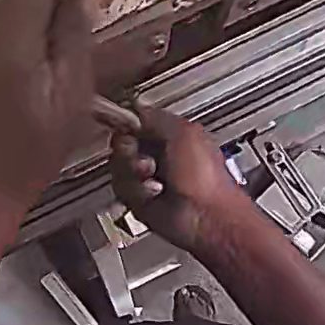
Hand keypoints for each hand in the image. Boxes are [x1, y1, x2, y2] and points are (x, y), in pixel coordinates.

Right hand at [108, 102, 257, 255]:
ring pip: (118, 165)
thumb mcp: (183, 132)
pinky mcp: (139, 198)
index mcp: (173, 136)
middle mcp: (159, 156)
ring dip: (134, 171)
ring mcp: (148, 177)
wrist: (205, 217)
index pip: (138, 121)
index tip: (123, 123)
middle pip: (123, 142)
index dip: (129, 123)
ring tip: (153, 176)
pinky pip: (120, 186)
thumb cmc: (206, 178)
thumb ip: (156, 117)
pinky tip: (152, 192)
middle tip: (147, 158)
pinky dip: (135, 189)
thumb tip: (136, 107)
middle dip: (130, 149)